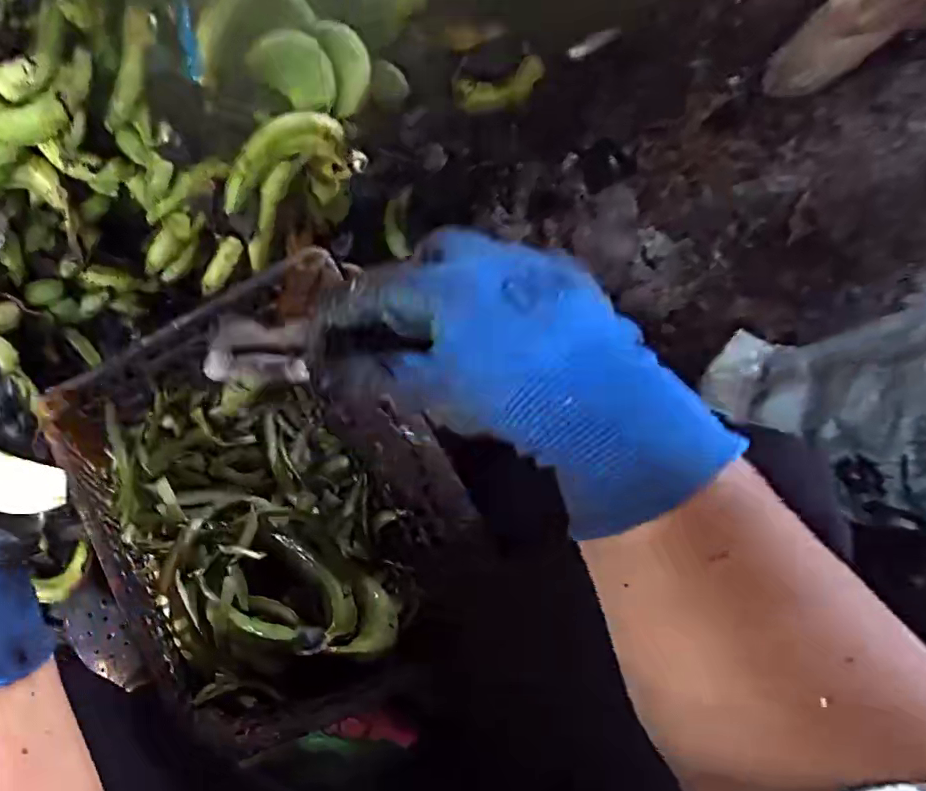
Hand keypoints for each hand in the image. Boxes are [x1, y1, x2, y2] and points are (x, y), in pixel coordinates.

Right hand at [320, 228, 744, 538]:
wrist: (599, 404)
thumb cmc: (502, 398)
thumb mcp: (431, 390)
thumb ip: (383, 370)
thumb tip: (342, 364)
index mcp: (445, 287)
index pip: (379, 287)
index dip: (347, 305)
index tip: (326, 322)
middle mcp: (488, 260)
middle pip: (433, 249)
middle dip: (408, 276)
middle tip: (398, 313)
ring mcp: (534, 264)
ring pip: (479, 255)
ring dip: (454, 279)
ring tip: (451, 319)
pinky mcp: (571, 279)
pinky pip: (520, 270)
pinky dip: (496, 289)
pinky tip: (502, 323)